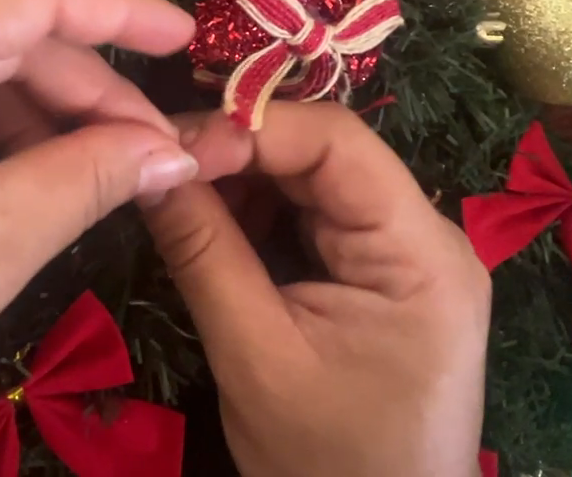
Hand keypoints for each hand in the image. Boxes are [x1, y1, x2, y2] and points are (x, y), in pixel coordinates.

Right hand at [145, 103, 490, 476]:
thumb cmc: (328, 466)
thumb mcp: (253, 356)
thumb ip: (200, 248)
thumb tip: (148, 166)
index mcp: (420, 252)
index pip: (334, 140)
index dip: (249, 128)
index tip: (174, 149)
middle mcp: (424, 232)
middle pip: (322, 151)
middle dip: (237, 152)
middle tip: (163, 165)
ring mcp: (403, 249)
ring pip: (310, 174)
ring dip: (240, 178)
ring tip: (181, 197)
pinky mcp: (377, 267)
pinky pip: (309, 210)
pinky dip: (256, 208)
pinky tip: (215, 225)